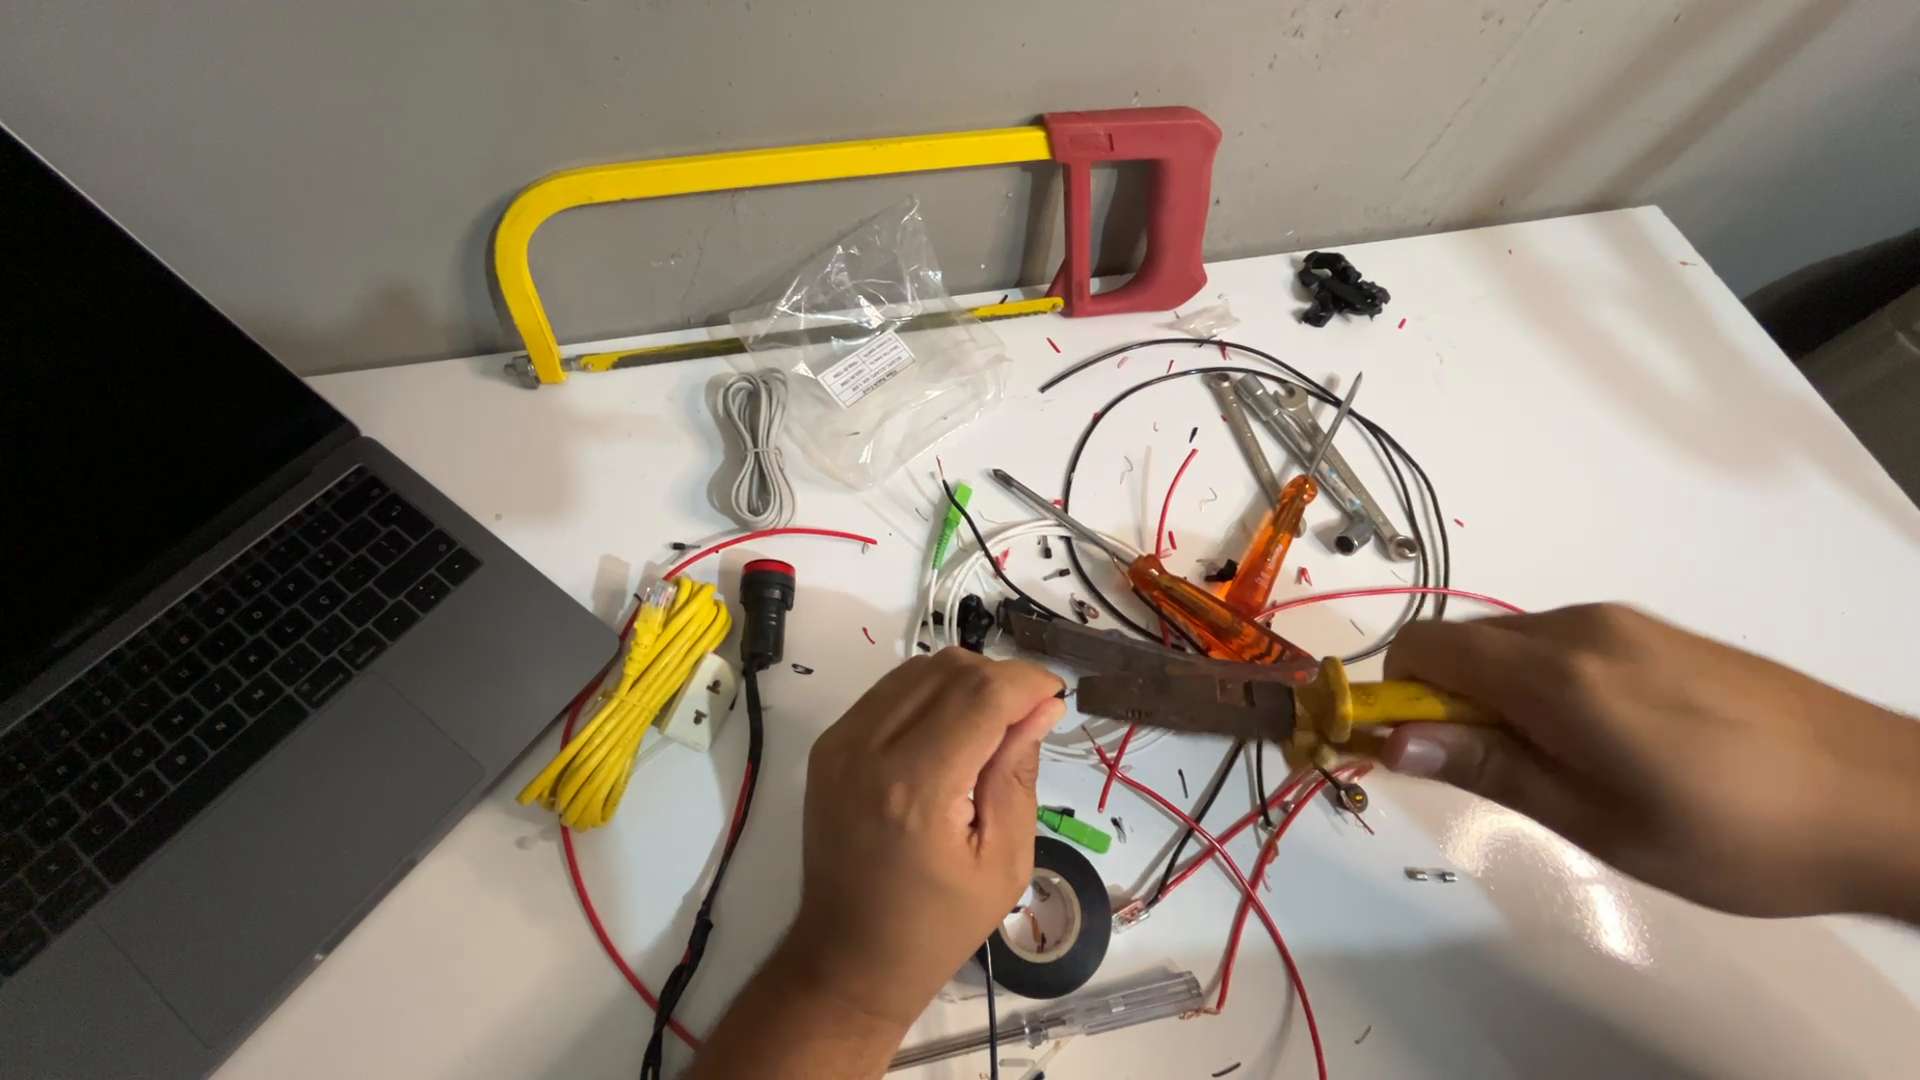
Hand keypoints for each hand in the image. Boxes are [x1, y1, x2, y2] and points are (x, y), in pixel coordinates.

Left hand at [782, 647, 1063, 1027]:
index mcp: (916, 790)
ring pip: (921, 668)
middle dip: (1001, 680)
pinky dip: (931, 691)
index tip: (1054, 698)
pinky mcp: (829, 743)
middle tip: (1025, 719)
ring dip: (966, 681)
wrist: (847, 957)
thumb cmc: (937, 924)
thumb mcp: (1003, 862)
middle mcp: (869, 751)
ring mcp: (840, 741)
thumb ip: (1018, 772)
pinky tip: (949, 728)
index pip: (982, 695)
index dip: (1028, 682)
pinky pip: (891, 688)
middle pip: (951, 670)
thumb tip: (1043, 705)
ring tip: (989, 724)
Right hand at [1379, 604, 1919, 918]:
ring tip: (1560, 756)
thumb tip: (1390, 743)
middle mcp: (1576, 626)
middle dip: (1448, 697)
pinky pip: (1554, 641)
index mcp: (1555, 672)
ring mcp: (1617, 621)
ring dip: (1495, 689)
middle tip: (1496, 766)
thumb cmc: (1736, 831)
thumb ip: (1487, 769)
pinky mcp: (1649, 628)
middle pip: (1459, 642)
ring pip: (1506, 641)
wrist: (1903, 802)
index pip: (1422, 648)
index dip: (1397, 694)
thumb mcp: (1597, 821)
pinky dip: (1538, 677)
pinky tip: (1604, 731)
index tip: (1418, 748)